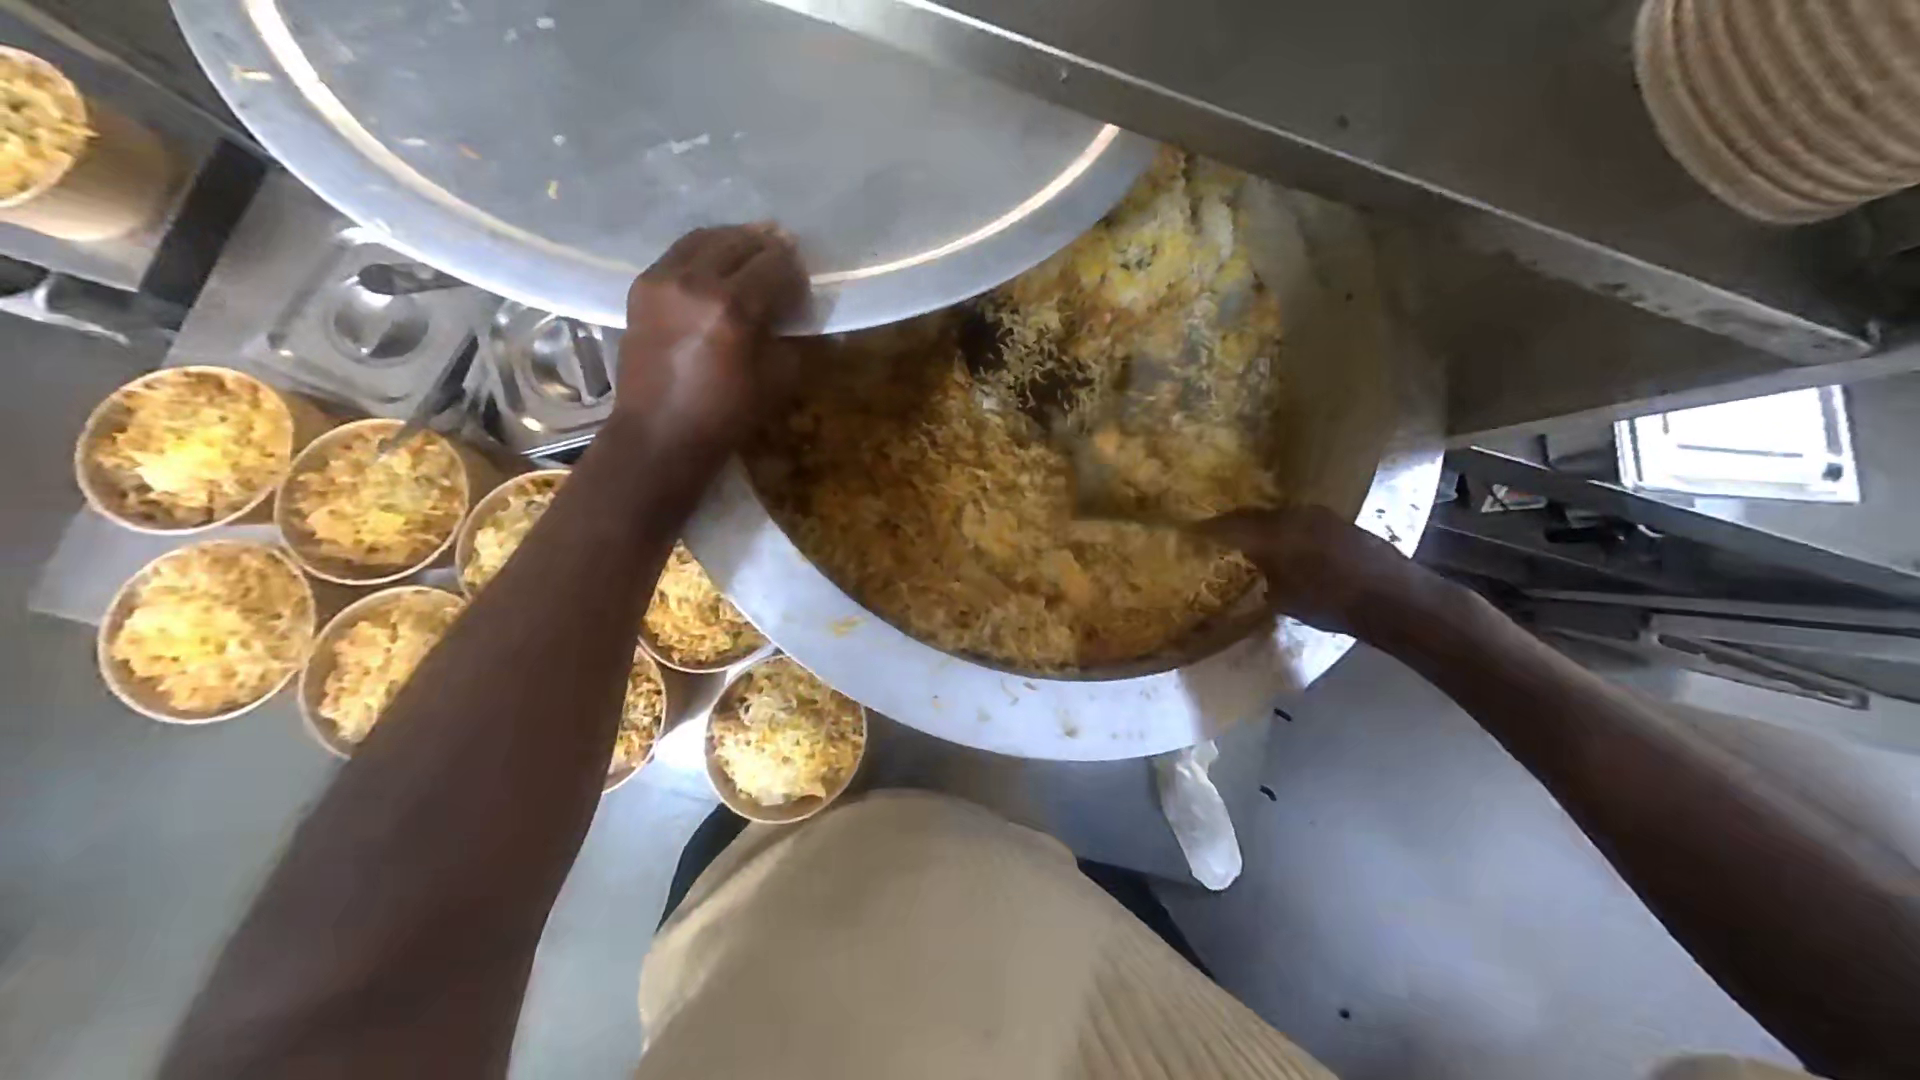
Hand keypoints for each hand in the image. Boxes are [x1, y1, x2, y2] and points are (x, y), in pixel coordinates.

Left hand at [615, 225, 808, 452]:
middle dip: (768, 246)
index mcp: (734, 307)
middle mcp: (695, 282)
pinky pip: (679, 252)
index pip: (775, 265)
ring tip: (753, 247)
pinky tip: (717, 262)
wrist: (661, 432)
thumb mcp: (778, 379)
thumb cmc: (727, 414)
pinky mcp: (642, 286)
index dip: (796, 271)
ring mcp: (663, 279)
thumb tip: (792, 312)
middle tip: (785, 252)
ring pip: (707, 238)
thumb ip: (789, 336)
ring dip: (735, 240)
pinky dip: (704, 251)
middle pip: (741, 242)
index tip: (803, 284)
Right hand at [1195, 505, 1444, 636]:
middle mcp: (1294, 515)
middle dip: (1232, 524)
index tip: (1189, 531)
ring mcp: (1319, 515)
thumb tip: (1250, 565)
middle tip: (1215, 535)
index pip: (1229, 525)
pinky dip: (1283, 530)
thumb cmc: (1332, 604)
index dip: (1207, 529)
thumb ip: (1263, 575)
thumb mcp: (1285, 598)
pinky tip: (1282, 545)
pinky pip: (1298, 520)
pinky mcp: (1337, 522)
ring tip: (1245, 540)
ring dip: (1260, 526)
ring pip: (1277, 516)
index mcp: (1274, 533)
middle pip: (1252, 515)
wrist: (1395, 600)